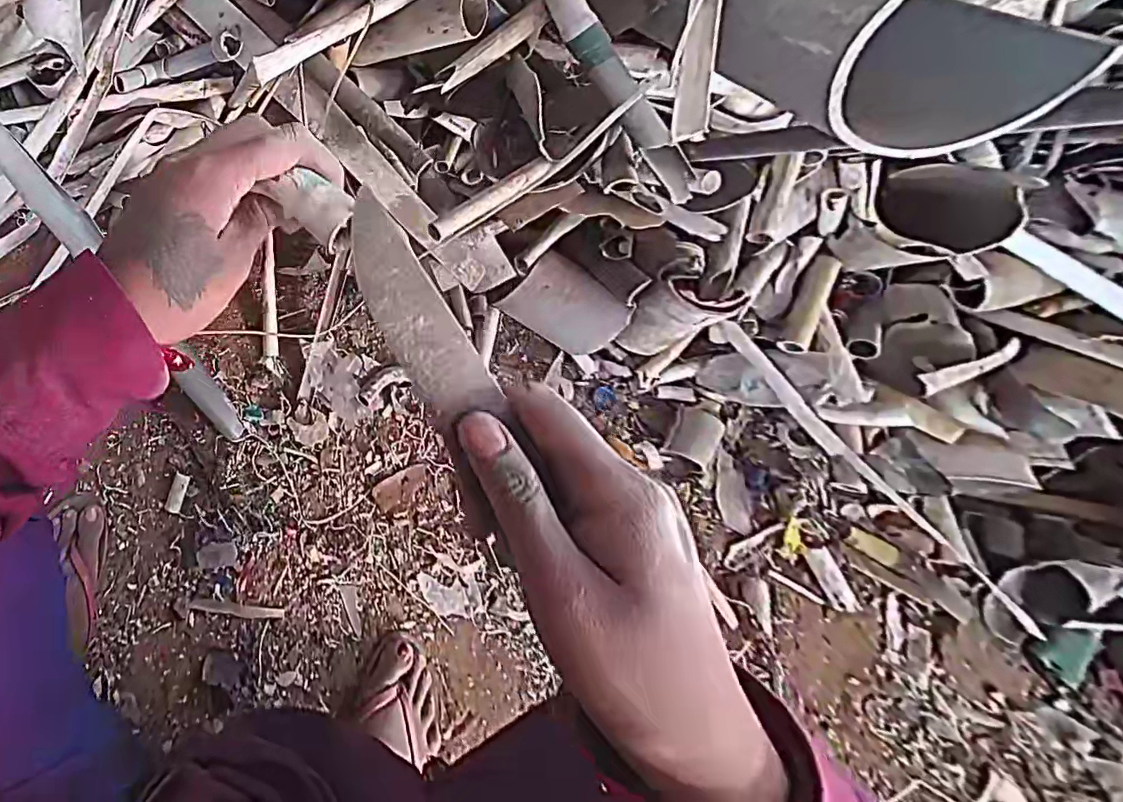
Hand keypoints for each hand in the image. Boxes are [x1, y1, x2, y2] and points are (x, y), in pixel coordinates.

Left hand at [99, 116, 342, 345]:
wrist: (113, 314)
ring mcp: (168, 174)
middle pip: (252, 133)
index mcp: (210, 176)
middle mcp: (186, 165)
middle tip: (309, 191)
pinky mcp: (159, 190)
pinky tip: (247, 206)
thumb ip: (261, 220)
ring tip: (282, 203)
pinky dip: (233, 177)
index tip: (329, 180)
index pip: (277, 143)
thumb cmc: (165, 296)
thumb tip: (279, 203)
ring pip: (227, 147)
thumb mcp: (233, 261)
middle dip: (288, 156)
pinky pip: (204, 167)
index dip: (313, 159)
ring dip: (260, 165)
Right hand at [457, 387, 786, 801]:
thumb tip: (477, 423)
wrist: (699, 745)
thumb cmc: (628, 670)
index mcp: (621, 490)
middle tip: (476, 520)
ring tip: (497, 544)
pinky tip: (521, 551)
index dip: (487, 411)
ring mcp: (631, 507)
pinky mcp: (624, 528)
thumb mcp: (555, 581)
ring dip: (505, 491)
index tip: (449, 447)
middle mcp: (631, 485)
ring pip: (544, 464)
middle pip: (538, 432)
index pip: (539, 405)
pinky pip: (561, 495)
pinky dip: (527, 511)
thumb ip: (515, 495)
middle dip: (492, 461)